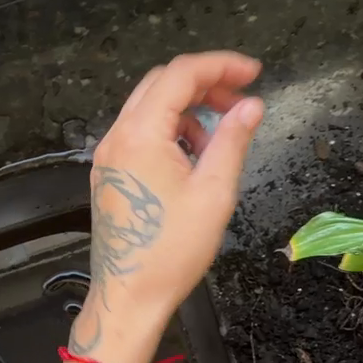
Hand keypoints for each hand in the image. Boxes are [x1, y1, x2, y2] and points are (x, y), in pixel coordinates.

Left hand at [70, 52, 264, 362]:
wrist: (129, 297)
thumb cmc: (172, 250)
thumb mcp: (214, 192)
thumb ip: (233, 140)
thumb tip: (251, 105)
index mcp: (140, 134)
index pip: (180, 75)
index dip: (221, 66)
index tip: (254, 74)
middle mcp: (116, 138)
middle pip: (160, 85)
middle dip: (203, 84)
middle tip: (239, 101)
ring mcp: (108, 158)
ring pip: (148, 110)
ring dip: (186, 111)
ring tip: (219, 138)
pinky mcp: (108, 176)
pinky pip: (139, 136)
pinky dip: (169, 133)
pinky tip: (192, 159)